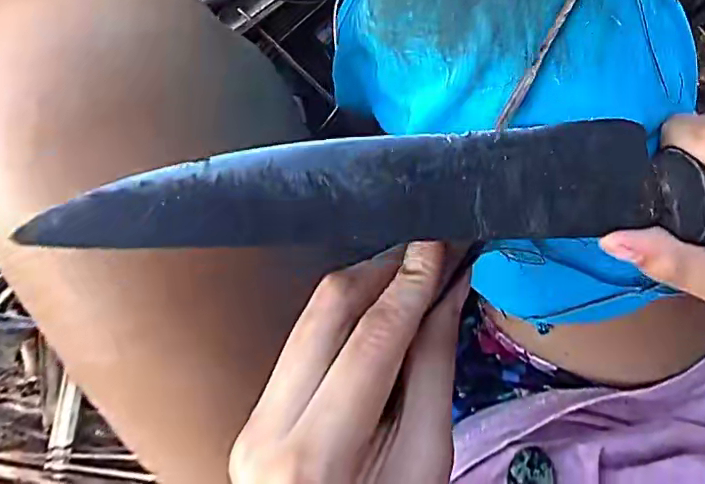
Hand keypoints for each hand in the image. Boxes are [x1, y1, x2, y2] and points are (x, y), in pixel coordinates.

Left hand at [230, 241, 466, 483]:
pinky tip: (383, 300)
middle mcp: (270, 427)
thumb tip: (449, 291)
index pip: (373, 335)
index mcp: (315, 455)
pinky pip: (307, 333)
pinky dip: (350, 306)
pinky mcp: (259, 407)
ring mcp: (256, 416)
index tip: (441, 244)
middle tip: (431, 249)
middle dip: (388, 263)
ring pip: (314, 309)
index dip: (414, 279)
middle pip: (331, 303)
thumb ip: (434, 367)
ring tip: (414, 270)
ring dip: (369, 277)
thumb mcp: (426, 460)